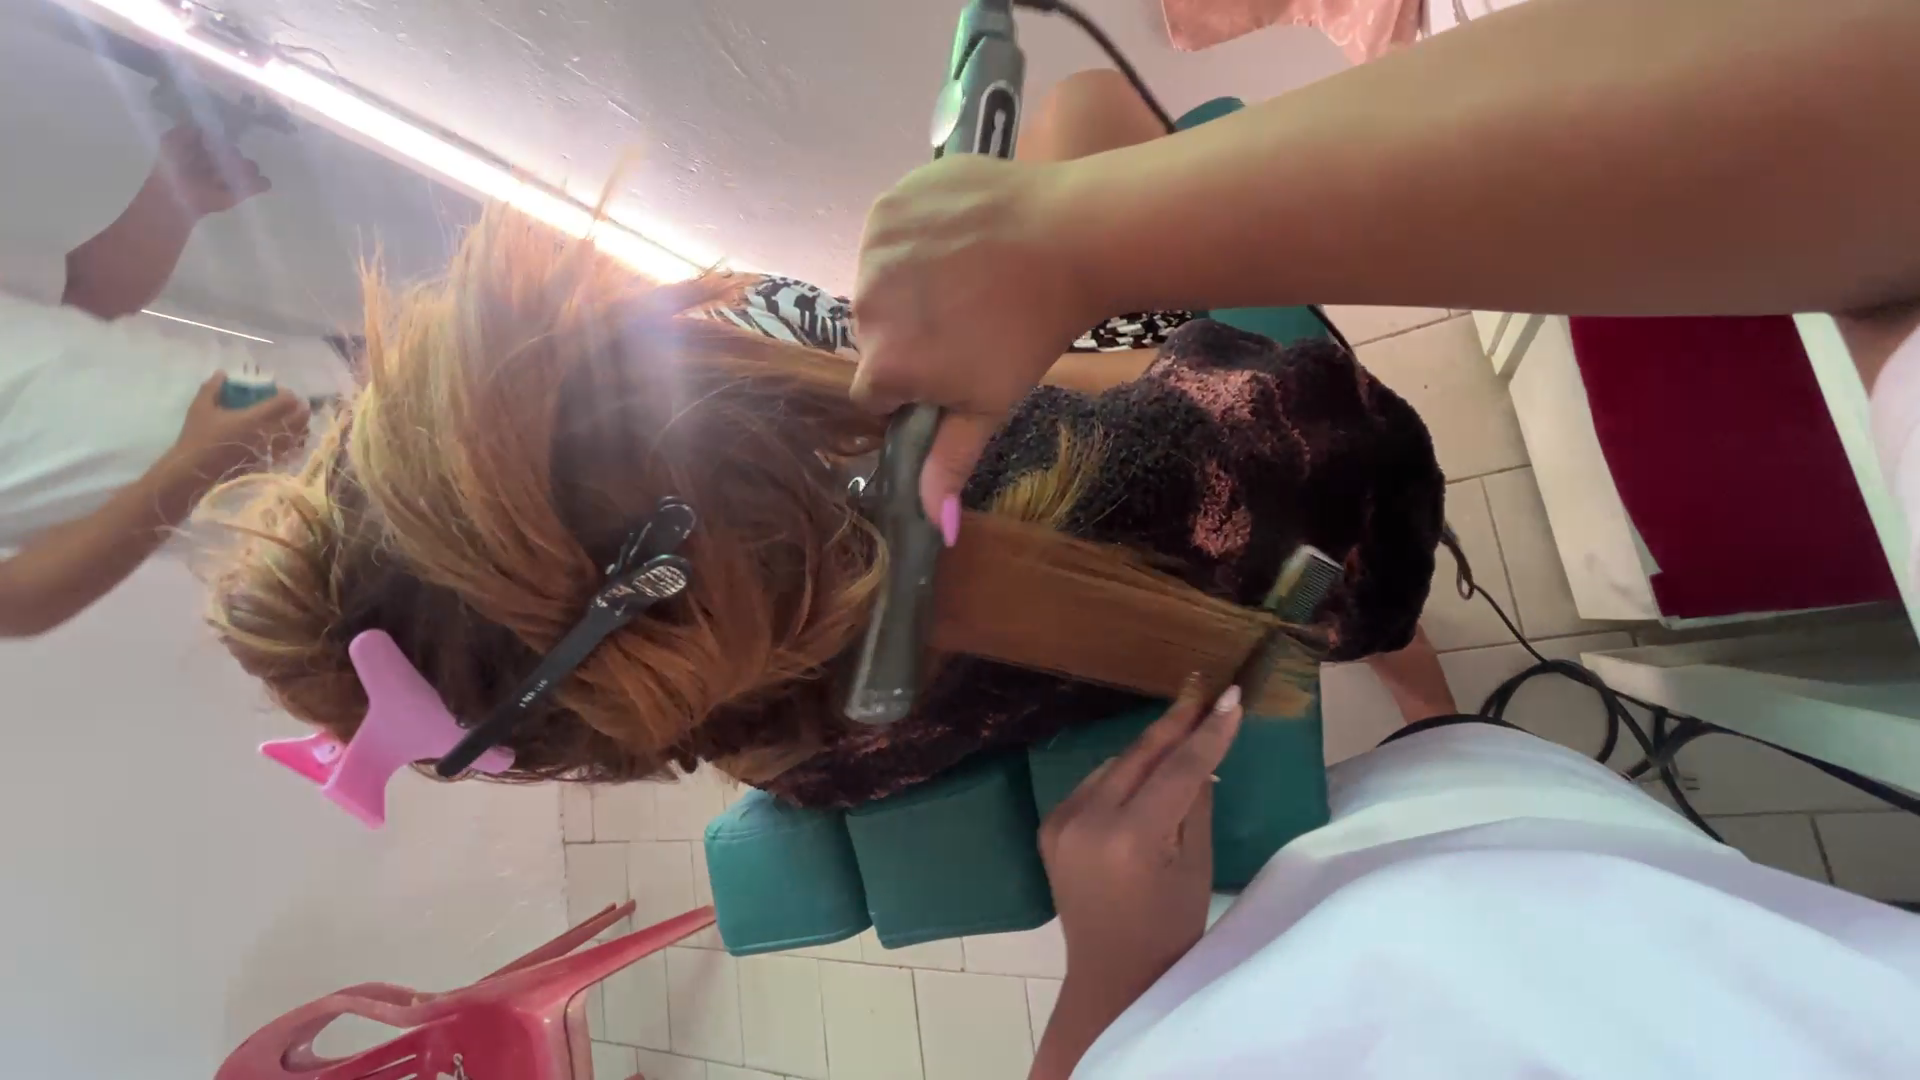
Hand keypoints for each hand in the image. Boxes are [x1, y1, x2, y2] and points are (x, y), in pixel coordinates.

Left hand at [149, 124, 270, 216]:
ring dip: (239, 170)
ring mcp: (235, 175)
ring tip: (222, 179)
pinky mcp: (246, 190)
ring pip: (251, 165)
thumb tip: (209, 125)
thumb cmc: (171, 168)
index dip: (221, 134)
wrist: (176, 196)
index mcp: (207, 146)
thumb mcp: (171, 140)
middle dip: (226, 154)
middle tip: (210, 163)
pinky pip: (263, 182)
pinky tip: (245, 185)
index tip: (213, 138)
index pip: (222, 135)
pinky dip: (259, 182)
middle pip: (236, 150)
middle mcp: (222, 159)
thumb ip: (187, 129)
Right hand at [169, 373, 310, 484]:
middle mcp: (272, 431)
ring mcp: (277, 446)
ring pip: (303, 432)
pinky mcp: (276, 458)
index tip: (280, 391)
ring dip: (302, 422)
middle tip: (292, 403)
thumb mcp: (200, 408)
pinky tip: (291, 434)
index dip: (287, 394)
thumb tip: (222, 373)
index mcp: (256, 417)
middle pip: (301, 416)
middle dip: (300, 407)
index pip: (285, 401)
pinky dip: (299, 438)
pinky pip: (297, 446)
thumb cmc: (199, 436)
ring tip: (294, 417)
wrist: (199, 467)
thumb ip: (212, 389)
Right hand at [852, 154, 1100, 524]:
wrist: (1070, 239)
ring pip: (877, 286)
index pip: (874, 393)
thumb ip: (950, 462)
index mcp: (885, 363)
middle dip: (905, 338)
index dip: (909, 387)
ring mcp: (874, 248)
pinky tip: (957, 241)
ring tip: (962, 278)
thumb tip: (932, 525)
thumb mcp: (989, 406)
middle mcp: (864, 306)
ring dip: (906, 288)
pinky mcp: (889, 202)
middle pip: (873, 338)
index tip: (946, 370)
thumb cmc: (1030, 335)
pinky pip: (886, 236)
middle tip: (962, 322)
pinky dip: (912, 240)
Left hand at [1040, 681, 1244, 1005]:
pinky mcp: (1049, 824)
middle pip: (1138, 756)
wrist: (1111, 974)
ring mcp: (1061, 820)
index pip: (1176, 770)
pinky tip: (1142, 775)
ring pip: (1114, 766)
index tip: (1229, 697)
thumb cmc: (1170, 928)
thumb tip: (1199, 755)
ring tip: (1181, 729)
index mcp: (1131, 838)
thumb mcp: (1196, 868)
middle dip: (1174, 723)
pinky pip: (1093, 784)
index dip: (1207, 732)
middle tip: (1203, 689)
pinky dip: (1120, 776)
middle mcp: (1087, 820)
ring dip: (1147, 751)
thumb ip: (1195, 805)